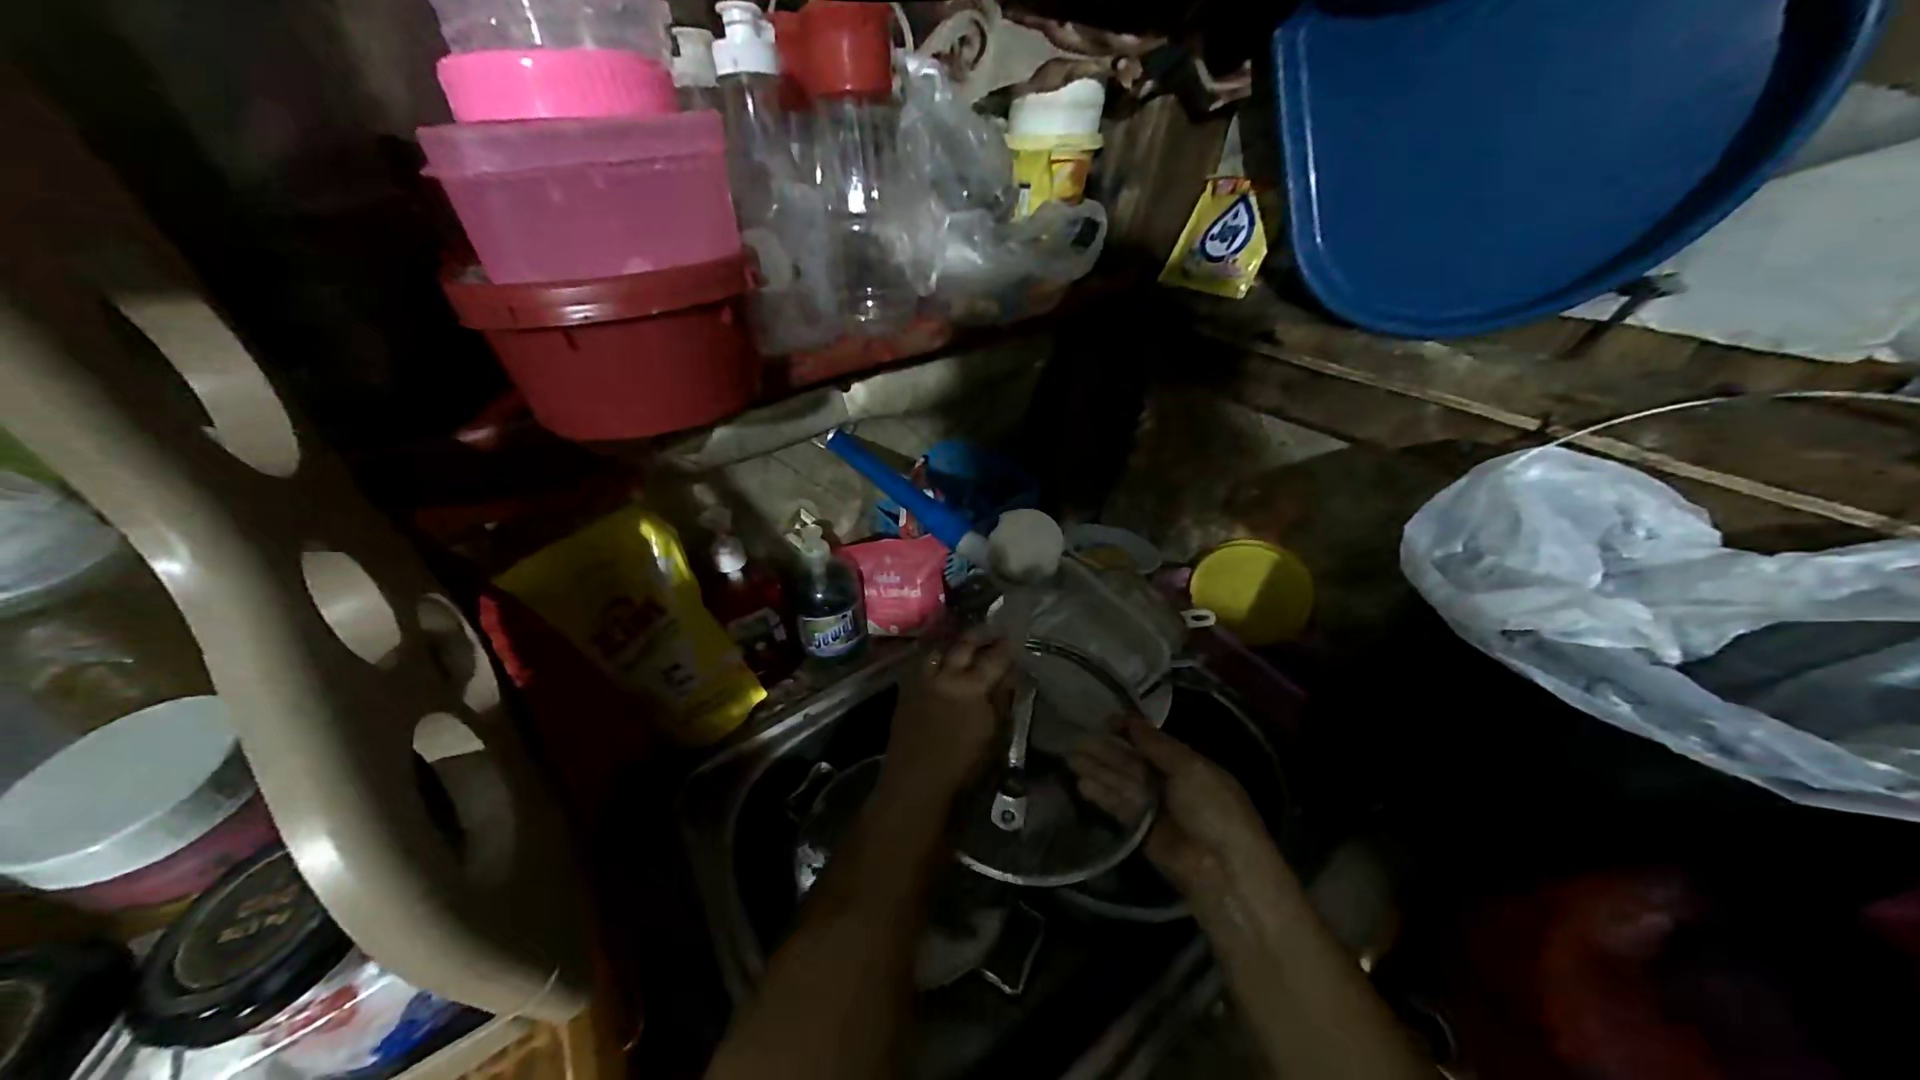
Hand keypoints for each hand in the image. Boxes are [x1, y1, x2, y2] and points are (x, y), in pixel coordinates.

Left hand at [881, 632, 1015, 802]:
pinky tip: (941, 662)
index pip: (994, 658)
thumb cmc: (963, 766)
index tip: (1014, 637)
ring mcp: (922, 681)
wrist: (915, 782)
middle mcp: (945, 676)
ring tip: (963, 643)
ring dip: (953, 643)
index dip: (1005, 646)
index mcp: (971, 687)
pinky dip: (935, 659)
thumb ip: (1001, 700)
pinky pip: (922, 664)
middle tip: (992, 629)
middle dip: (979, 634)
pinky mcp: (906, 691)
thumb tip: (1010, 676)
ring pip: (939, 650)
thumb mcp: (994, 734)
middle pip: (963, 645)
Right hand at [1070, 716, 1272, 897]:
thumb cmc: (1214, 810)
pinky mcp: (1140, 832)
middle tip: (1075, 739)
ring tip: (1070, 758)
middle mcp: (1169, 783)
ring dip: (1097, 770)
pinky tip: (1082, 784)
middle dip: (1106, 750)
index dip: (1129, 731)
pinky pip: (1119, 808)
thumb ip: (1157, 745)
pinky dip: (1102, 795)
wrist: (1224, 870)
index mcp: (1188, 765)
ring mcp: (1154, 808)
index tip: (1103, 720)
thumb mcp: (1191, 769)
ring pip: (1121, 783)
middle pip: (1131, 762)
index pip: (1152, 743)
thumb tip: (1131, 720)